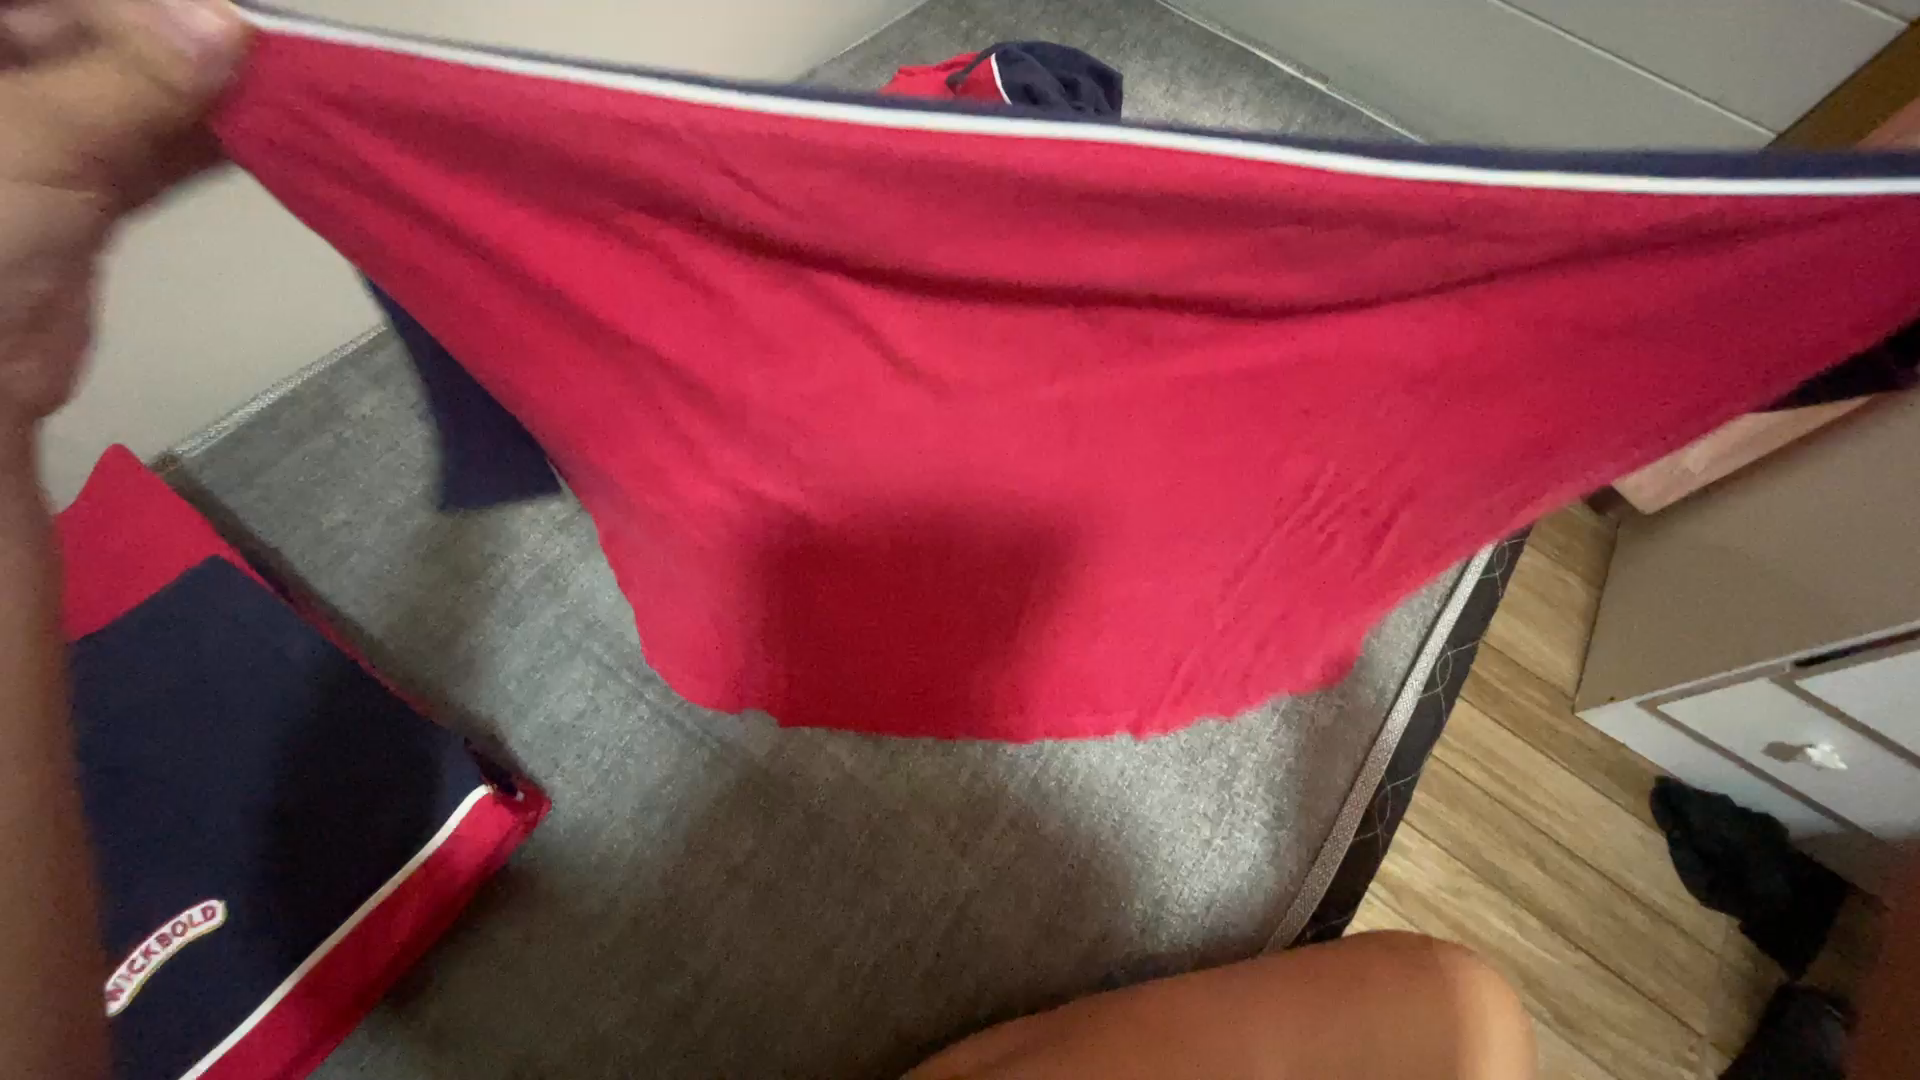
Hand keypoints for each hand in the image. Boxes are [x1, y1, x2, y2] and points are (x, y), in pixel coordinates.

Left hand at [0, 0, 245, 446]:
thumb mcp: (35, 140)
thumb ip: (130, 82)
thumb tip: (226, 24)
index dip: (132, 5)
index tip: (224, 24)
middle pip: (87, 31)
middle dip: (180, 43)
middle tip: (273, 61)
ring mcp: (29, 129)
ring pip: (130, 91)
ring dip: (208, 99)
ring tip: (287, 98)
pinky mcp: (79, 186)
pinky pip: (151, 147)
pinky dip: (208, 146)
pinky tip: (266, 139)